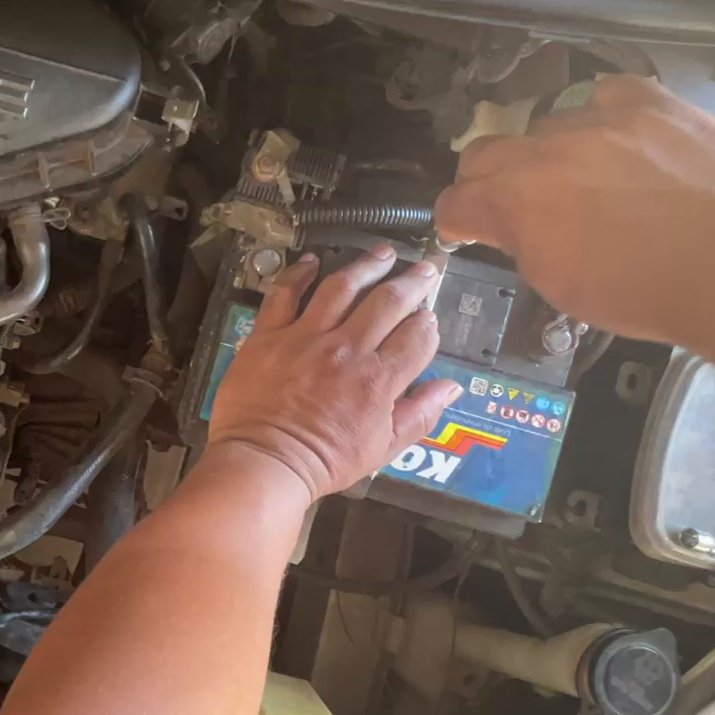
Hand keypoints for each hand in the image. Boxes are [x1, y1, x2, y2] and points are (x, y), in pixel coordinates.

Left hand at [206, 244, 463, 504]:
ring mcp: (305, 337)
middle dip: (412, 282)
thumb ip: (418, 415)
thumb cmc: (324, 461)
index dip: (428, 322)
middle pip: (387, 302)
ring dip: (366, 266)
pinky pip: (284, 294)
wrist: (264, 461)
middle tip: (424, 268)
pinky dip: (298, 273)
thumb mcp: (382, 449)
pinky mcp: (268, 334)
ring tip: (383, 253)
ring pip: (341, 287)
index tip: (429, 315)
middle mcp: (347, 349)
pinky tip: (312, 261)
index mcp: (379, 380)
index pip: (417, 337)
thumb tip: (451, 387)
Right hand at [434, 76, 714, 345]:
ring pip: (542, 126)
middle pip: (482, 152)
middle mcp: (545, 150)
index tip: (466, 234)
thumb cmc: (643, 292)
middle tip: (511, 207)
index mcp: (512, 199)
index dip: (454, 222)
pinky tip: (615, 140)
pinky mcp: (656, 105)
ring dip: (545, 154)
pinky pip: (606, 94)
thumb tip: (506, 225)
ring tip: (579, 180)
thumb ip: (517, 242)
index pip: (453, 202)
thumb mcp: (556, 283)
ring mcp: (602, 120)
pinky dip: (599, 116)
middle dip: (484, 182)